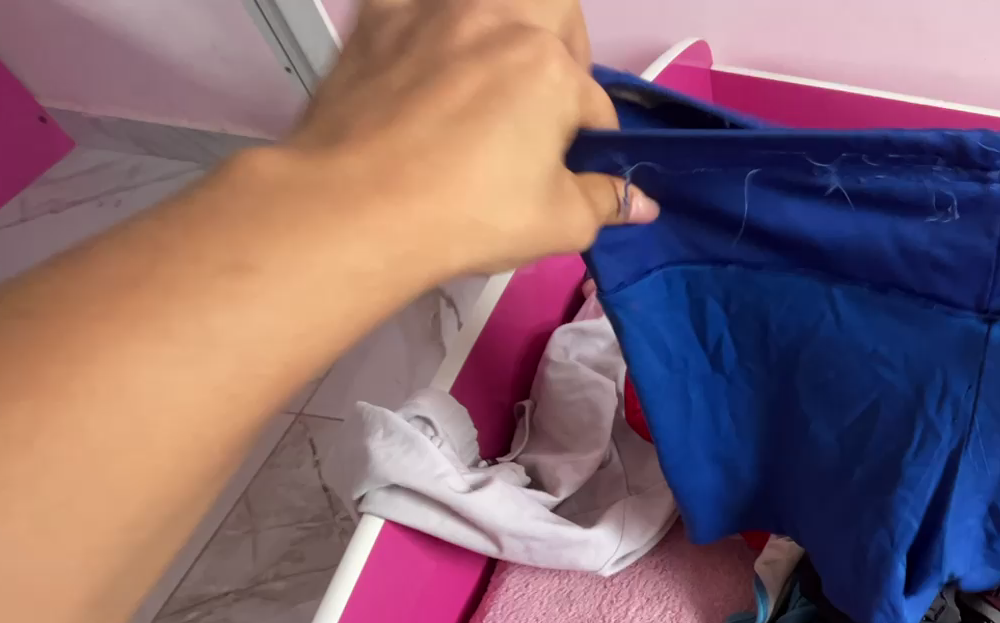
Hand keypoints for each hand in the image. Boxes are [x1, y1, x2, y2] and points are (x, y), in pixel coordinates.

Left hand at [248, 0, 656, 282]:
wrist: (359, 205)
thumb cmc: (476, 215)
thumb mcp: (564, 223)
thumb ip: (608, 201)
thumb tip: (640, 202)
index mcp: (551, 68)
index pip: (596, 104)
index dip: (596, 144)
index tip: (580, 172)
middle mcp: (496, 18)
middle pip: (554, 7)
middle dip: (566, 46)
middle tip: (548, 98)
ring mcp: (432, 8)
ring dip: (507, 29)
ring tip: (494, 78)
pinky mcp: (378, 15)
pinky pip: (421, 2)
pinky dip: (437, 24)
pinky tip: (431, 63)